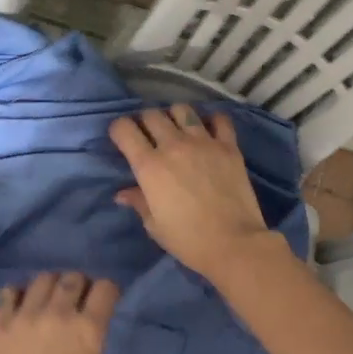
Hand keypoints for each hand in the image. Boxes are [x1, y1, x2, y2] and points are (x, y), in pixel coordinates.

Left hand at [0, 272, 120, 353]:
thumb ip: (92, 347)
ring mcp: (24, 318)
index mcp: (88, 330)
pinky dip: (18, 296)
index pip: (105, 288)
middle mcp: (57, 315)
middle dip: (80, 285)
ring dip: (51, 286)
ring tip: (49, 302)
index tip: (107, 300)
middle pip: (72, 277)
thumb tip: (85, 333)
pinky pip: (8, 294)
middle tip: (78, 299)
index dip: (109, 291)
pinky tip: (22, 309)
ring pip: (41, 280)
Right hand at [109, 105, 279, 279]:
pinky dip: (212, 120)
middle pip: (152, 115)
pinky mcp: (229, 147)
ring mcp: (204, 143)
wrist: (233, 243)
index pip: (124, 129)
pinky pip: (219, 119)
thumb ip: (139, 202)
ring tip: (178, 130)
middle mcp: (174, 146)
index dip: (119, 130)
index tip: (122, 140)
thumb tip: (123, 193)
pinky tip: (209, 131)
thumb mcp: (155, 225)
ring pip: (182, 110)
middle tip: (150, 136)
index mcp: (149, 166)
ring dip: (175, 116)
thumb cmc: (187, 240)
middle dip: (145, 122)